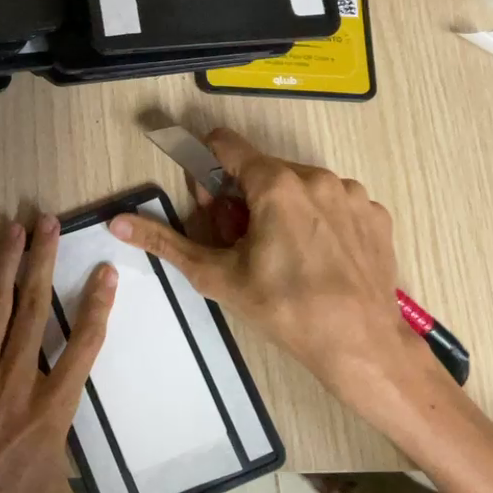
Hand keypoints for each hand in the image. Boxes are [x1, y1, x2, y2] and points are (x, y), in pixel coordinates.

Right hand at [109, 128, 426, 394]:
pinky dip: (315, 220)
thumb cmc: (284, 309)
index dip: (206, 171)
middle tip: (242, 245)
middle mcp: (316, 177)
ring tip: (281, 256)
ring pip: (296, 185)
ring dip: (278, 208)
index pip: (225, 145)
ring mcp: (351, 194)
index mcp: (275, 184)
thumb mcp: (215, 275)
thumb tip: (116, 222)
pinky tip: (315, 258)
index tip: (210, 208)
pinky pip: (331, 203)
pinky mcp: (375, 215)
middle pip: (260, 170)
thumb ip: (163, 241)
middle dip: (242, 198)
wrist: (363, 347)